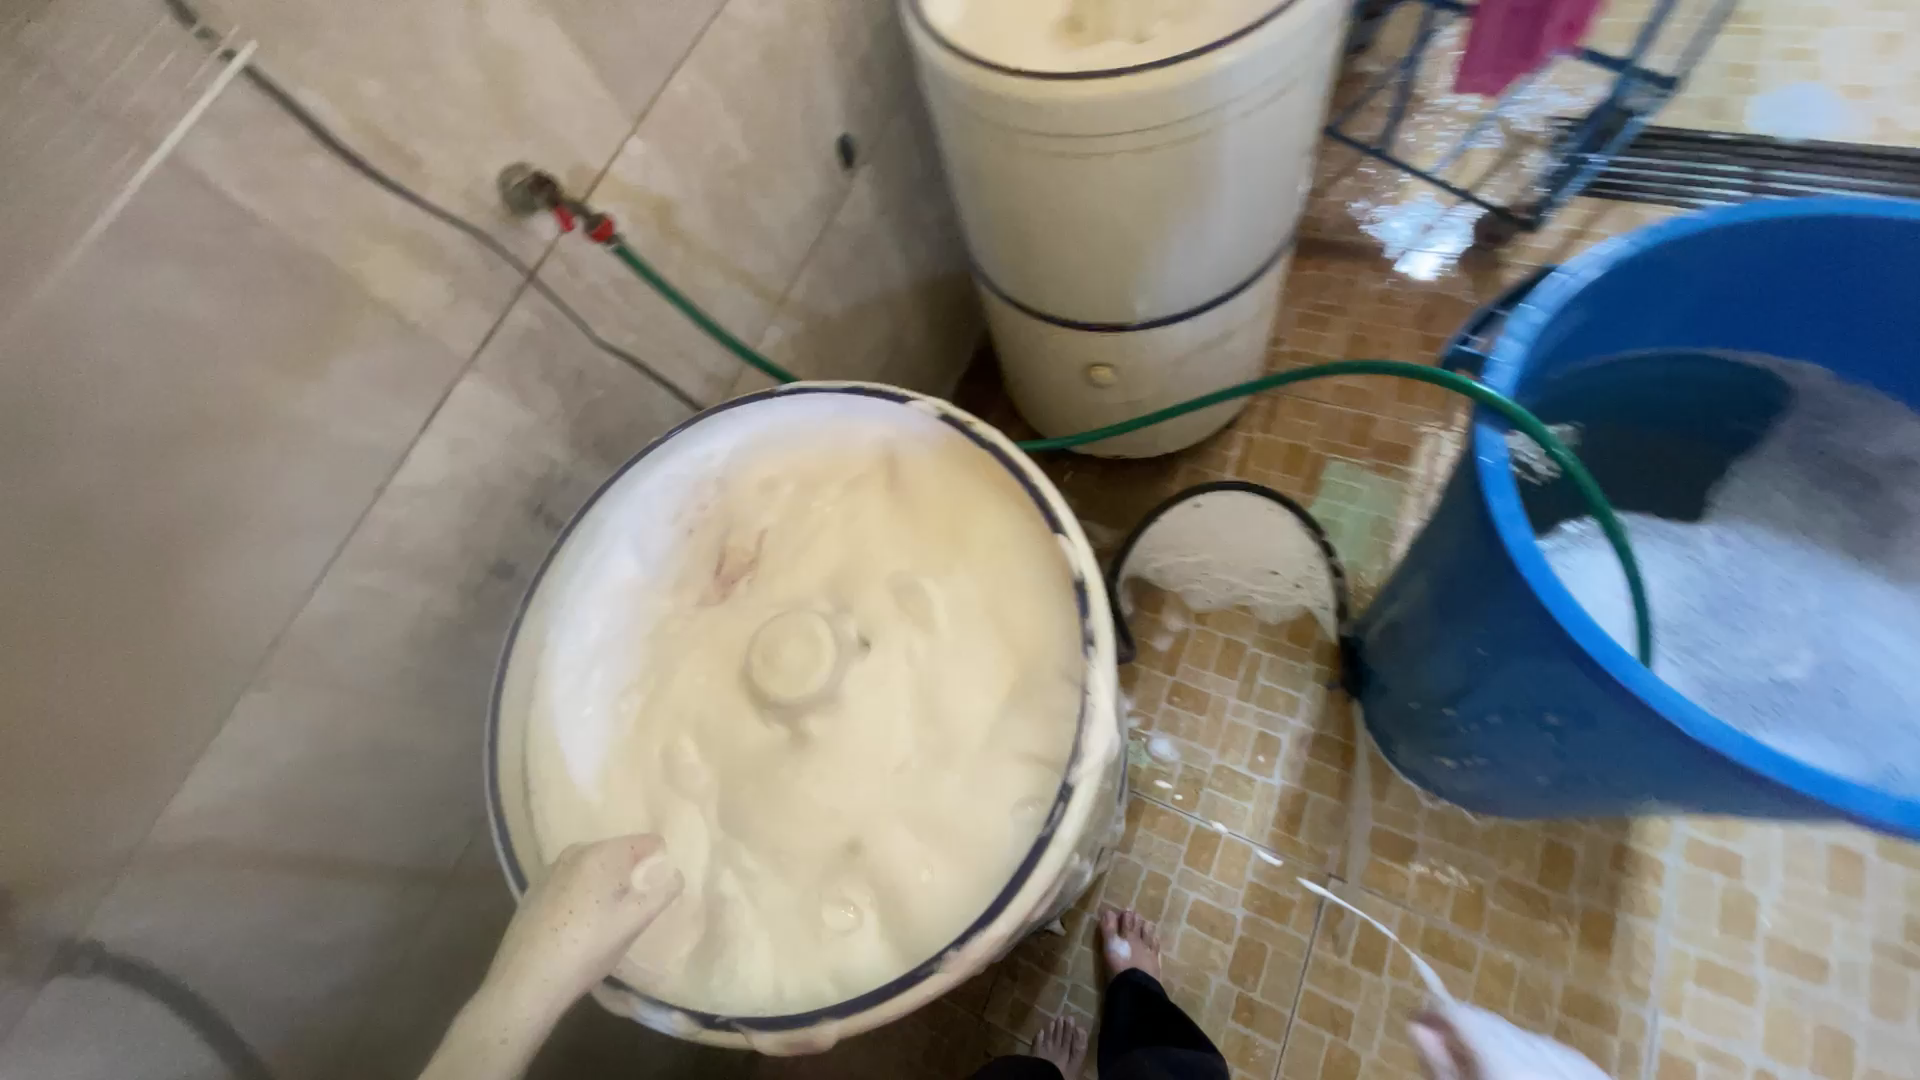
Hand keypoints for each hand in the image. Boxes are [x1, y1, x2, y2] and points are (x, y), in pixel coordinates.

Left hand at [482, 835, 684, 1022]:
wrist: (522, 987)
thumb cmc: (586, 949)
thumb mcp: (635, 922)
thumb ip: (663, 891)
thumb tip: (674, 874)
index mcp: (602, 852)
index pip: (649, 842)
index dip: (658, 867)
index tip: (650, 898)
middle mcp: (575, 851)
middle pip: (621, 854)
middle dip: (631, 877)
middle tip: (627, 915)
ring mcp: (550, 870)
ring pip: (596, 869)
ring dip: (606, 888)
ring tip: (601, 925)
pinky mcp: (533, 891)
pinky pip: (573, 883)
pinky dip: (582, 897)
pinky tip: (574, 929)